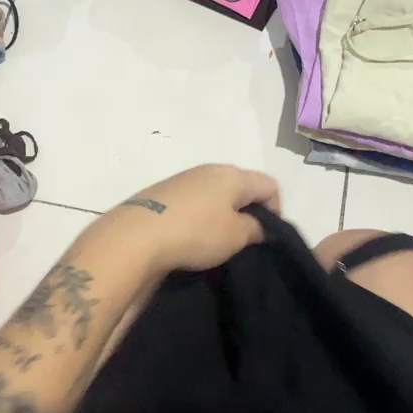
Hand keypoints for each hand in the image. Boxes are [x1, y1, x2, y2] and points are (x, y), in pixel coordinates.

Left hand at [96, 165, 281, 273]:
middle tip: (245, 241)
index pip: (269, 184)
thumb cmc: (196, 232)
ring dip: (222, 215)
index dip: (276, 210)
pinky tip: (192, 239)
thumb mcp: (236, 236)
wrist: (135, 236)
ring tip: (218, 243)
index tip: (268, 236)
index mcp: (232, 174)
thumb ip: (257, 228)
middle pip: (241, 186)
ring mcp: (183, 180)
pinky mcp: (162, 194)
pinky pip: (193, 203)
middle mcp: (208, 170)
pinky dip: (200, 218)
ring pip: (215, 195)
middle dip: (248, 211)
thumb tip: (261, 225)